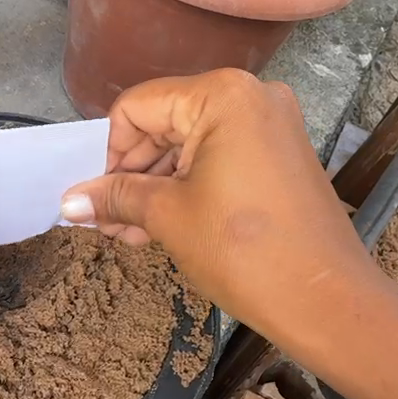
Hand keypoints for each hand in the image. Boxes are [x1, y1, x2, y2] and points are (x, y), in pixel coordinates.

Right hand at [59, 70, 369, 331]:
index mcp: (221, 95)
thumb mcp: (168, 216)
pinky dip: (188, 185)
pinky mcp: (279, 152)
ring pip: (189, 143)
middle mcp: (249, 94)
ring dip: (155, 185)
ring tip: (128, 232)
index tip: (97, 196)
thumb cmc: (243, 251)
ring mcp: (269, 123)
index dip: (108, 152)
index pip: (137, 108)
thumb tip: (67, 201)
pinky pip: (218, 155)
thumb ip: (116, 196)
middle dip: (131, 174)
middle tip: (106, 221)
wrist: (330, 304)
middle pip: (164, 123)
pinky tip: (160, 224)